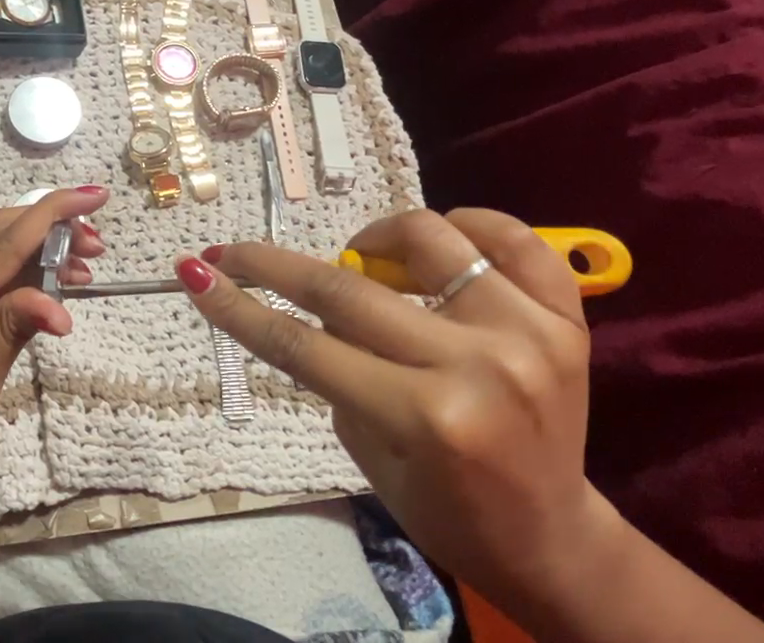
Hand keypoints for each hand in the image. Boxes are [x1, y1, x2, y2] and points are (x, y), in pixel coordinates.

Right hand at [180, 209, 602, 615]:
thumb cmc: (444, 507)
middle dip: (272, 264)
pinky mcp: (566, 321)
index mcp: (423, 418)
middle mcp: (477, 367)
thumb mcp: (367, 449)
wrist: (548, 537)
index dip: (238, 305)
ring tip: (365, 260)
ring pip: (429, 239)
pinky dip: (467, 225)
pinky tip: (439, 244)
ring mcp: (528, 335)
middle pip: (348, 289)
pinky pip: (513, 239)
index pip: (304, 344)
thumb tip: (315, 302)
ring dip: (375, 238)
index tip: (197, 271)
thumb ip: (336, 370)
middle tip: (241, 253)